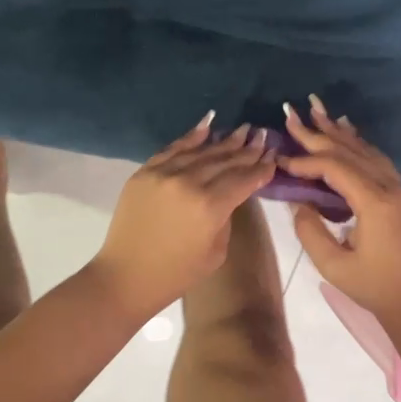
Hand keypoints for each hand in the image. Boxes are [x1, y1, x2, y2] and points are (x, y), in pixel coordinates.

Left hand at [93, 115, 276, 313]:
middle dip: (247, 149)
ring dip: (224, 140)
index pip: (243, 180)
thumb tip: (228, 192)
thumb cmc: (176, 273)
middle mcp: (189, 182)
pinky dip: (191, 137)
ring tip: (243, 130)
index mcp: (210, 207)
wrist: (126, 275)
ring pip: (201, 151)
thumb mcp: (216, 251)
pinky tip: (208, 125)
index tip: (273, 155)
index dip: (260, 168)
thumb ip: (226, 216)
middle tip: (262, 135)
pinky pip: (172, 149)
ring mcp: (164, 173)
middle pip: (225, 161)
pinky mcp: (145, 172)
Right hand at [280, 98, 400, 324]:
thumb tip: (297, 201)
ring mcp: (396, 187)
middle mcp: (388, 186)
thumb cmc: (372, 285)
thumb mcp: (332, 264)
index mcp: (373, 202)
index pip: (334, 168)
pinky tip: (345, 131)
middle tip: (290, 113)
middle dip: (316, 132)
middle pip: (348, 151)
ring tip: (315, 110)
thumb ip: (309, 229)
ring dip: (336, 130)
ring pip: (363, 149)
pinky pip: (375, 157)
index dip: (305, 161)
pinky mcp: (397, 192)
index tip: (280, 160)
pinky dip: (356, 142)